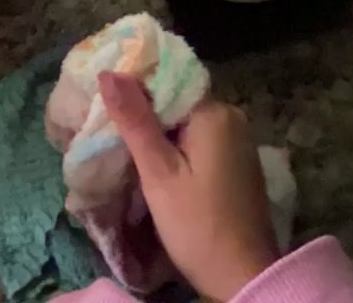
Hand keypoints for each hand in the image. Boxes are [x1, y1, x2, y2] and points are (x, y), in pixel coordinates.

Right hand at [99, 72, 278, 300]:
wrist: (244, 279)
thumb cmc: (197, 224)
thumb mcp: (158, 173)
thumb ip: (134, 120)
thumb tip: (109, 73)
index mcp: (214, 112)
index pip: (168, 81)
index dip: (135, 88)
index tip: (108, 101)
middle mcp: (231, 116)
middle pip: (177, 100)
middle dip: (146, 112)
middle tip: (112, 127)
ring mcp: (238, 139)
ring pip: (187, 120)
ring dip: (161, 131)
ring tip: (128, 144)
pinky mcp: (237, 160)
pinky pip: (201, 138)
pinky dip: (179, 145)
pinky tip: (158, 162)